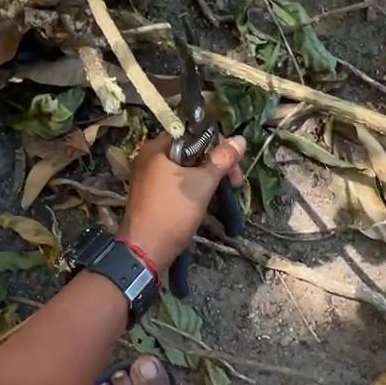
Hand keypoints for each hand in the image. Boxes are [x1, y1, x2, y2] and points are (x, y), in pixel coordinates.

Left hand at [117, 134, 247, 269]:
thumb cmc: (172, 211)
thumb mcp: (202, 184)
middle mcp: (148, 158)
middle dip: (214, 164)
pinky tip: (205, 199)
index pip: (192, 134)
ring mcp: (147, 178)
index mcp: (156, 148)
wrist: (145, 250)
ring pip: (184, 169)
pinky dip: (191, 187)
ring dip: (205, 177)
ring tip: (224, 191)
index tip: (234, 161)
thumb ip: (221, 159)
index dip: (217, 144)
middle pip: (189, 152)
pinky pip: (175, 183)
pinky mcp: (150, 195)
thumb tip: (240, 139)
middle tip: (234, 181)